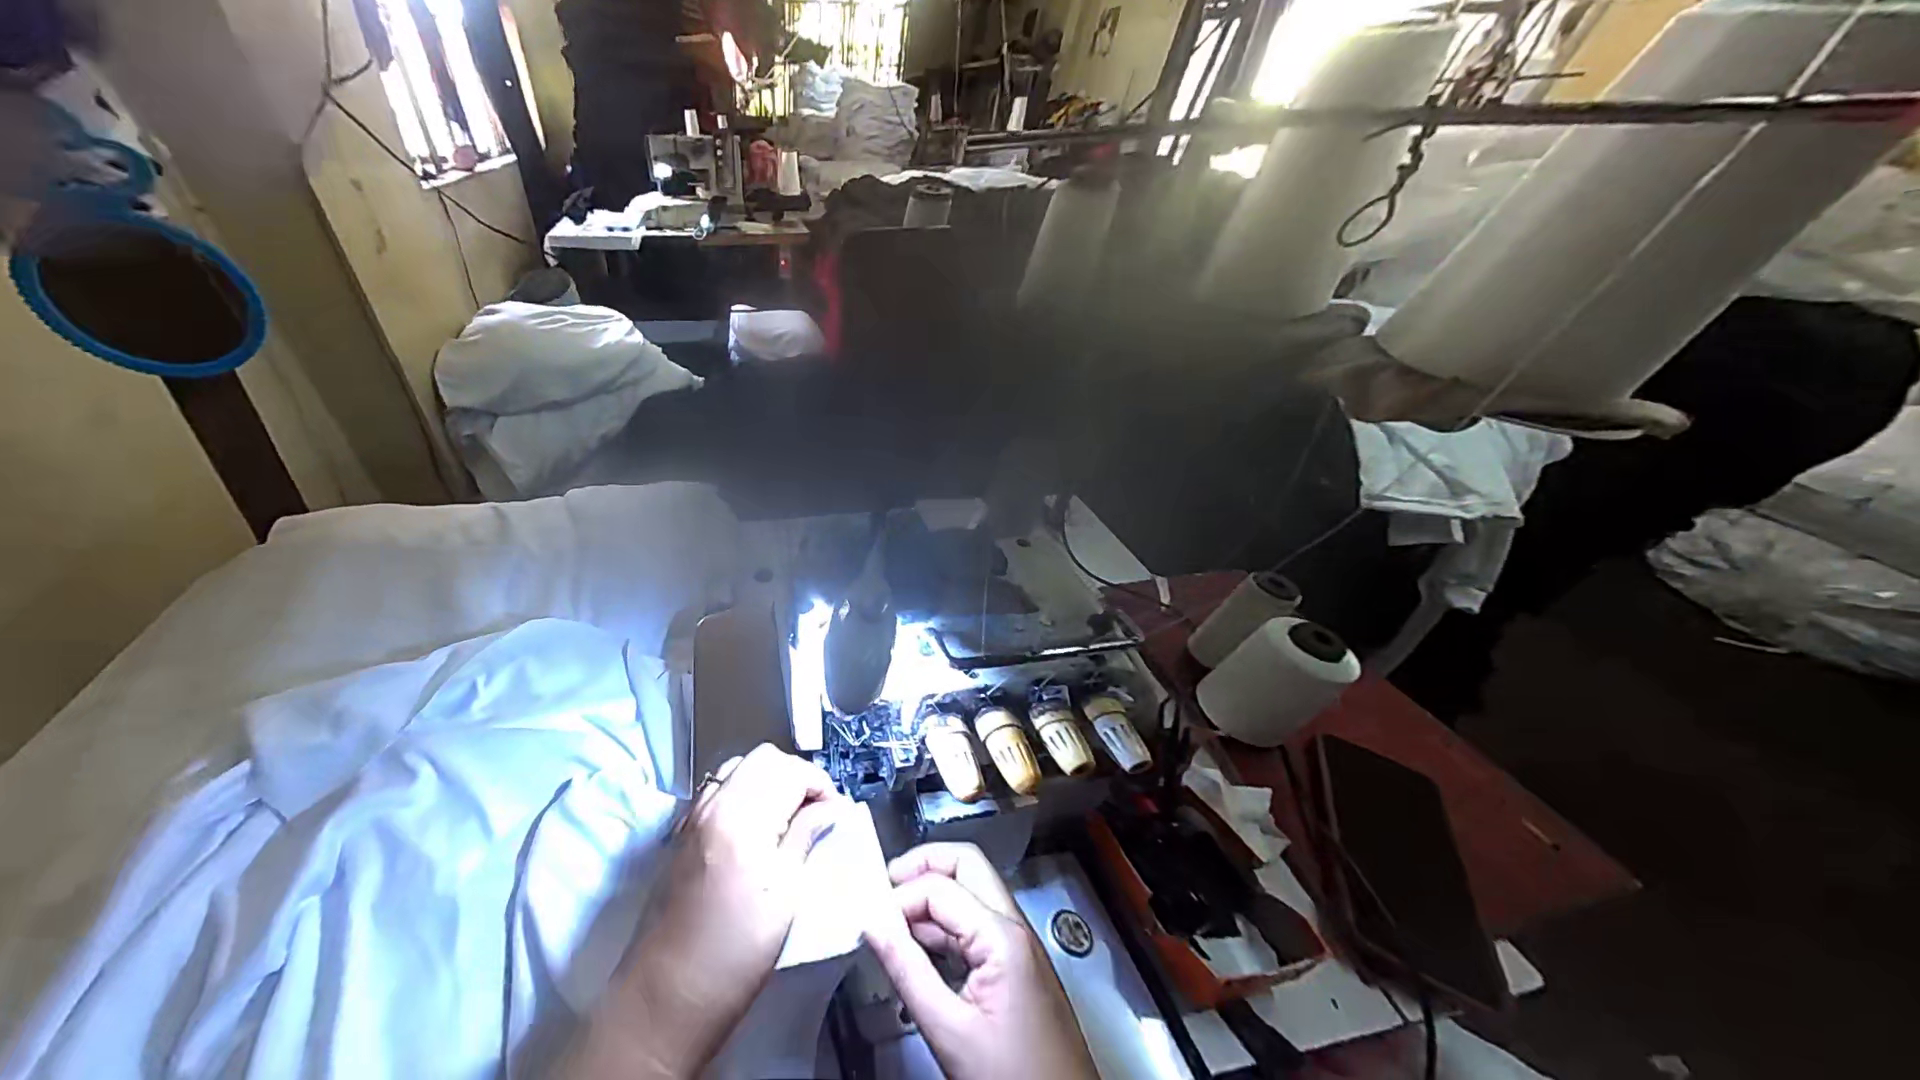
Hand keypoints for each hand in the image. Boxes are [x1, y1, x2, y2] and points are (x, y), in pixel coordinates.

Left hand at [566, 744, 844, 1079]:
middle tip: (816, 811)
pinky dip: (745, 792)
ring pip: (740, 767)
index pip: (792, 771)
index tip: (835, 814)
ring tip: (788, 817)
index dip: (822, 785)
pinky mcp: (681, 834)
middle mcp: (713, 807)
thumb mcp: (786, 897)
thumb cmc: (734, 955)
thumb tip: (832, 808)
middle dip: (797, 775)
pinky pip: (719, 789)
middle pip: (765, 758)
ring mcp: (692, 818)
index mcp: (743, 820)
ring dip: (770, 780)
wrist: (664, 999)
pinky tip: (757, 828)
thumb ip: (806, 838)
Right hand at [863, 843, 1097, 1079]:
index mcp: (1002, 936)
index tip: (871, 919)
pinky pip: (976, 923)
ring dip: (931, 897)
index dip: (899, 897)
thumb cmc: (1017, 1079)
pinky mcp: (1014, 962)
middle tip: (884, 890)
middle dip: (922, 867)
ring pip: (971, 891)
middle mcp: (1014, 927)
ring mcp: (1017, 943)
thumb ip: (907, 971)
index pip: (940, 887)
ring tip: (893, 924)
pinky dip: (944, 924)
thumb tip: (876, 926)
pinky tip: (918, 948)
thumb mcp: (949, 1030)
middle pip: (966, 865)